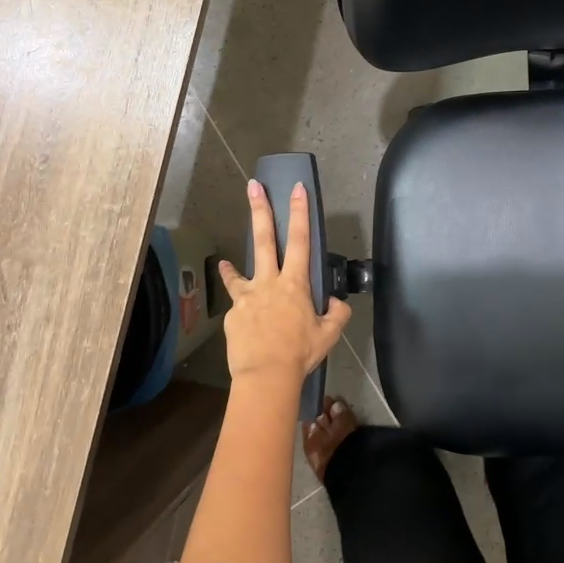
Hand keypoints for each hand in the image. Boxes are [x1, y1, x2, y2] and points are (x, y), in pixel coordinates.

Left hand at [217, 180, 351, 384]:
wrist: (265, 375)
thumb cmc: (300, 353)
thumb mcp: (329, 335)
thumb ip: (337, 314)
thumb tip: (337, 303)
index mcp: (295, 284)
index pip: (300, 240)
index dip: (300, 212)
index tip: (297, 189)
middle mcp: (269, 283)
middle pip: (264, 239)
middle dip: (260, 210)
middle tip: (253, 187)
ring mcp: (247, 297)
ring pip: (241, 271)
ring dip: (234, 265)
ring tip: (226, 262)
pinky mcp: (234, 314)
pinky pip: (236, 304)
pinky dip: (238, 306)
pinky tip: (236, 310)